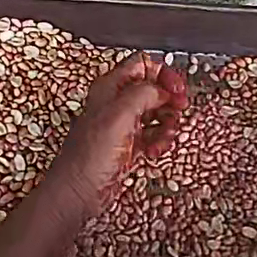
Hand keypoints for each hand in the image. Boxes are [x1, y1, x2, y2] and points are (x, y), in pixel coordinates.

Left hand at [44, 52, 188, 213]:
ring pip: (158, 112)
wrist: (78, 191)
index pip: (142, 65)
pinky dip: (160, 141)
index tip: (176, 90)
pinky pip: (154, 135)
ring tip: (163, 139)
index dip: (162, 74)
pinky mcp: (131, 145)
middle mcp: (117, 103)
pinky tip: (154, 151)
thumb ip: (142, 94)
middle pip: (154, 89)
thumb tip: (162, 89)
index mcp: (111, 88)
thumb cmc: (90, 156)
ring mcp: (125, 124)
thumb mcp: (119, 116)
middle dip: (169, 100)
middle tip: (178, 111)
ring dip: (167, 124)